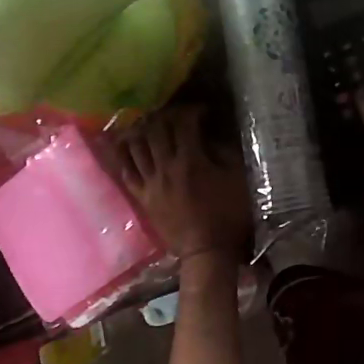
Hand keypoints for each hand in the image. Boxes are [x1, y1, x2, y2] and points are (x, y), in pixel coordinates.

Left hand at [119, 108, 251, 263]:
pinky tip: (129, 145)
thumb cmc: (229, 216)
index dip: (193, 112)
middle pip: (156, 130)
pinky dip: (125, 153)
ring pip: (136, 146)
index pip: (185, 124)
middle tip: (176, 116)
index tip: (202, 111)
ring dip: (142, 130)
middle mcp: (165, 167)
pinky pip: (126, 170)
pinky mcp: (141, 197)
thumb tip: (212, 137)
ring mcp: (149, 182)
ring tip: (152, 125)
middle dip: (166, 116)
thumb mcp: (238, 181)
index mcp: (191, 161)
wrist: (207, 251)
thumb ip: (225, 154)